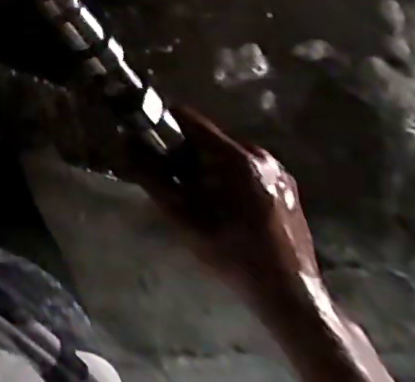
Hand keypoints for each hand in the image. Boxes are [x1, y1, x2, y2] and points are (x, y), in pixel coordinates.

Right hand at [146, 106, 319, 303]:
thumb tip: (125, 145)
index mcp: (234, 156)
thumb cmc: (231, 254)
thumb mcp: (182, 216)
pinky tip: (228, 209)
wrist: (289, 295)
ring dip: (209, 166)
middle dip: (187, 153)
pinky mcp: (287, 186)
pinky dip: (231, 178)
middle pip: (208, 137)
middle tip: (175, 181)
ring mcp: (277, 170)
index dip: (163, 125)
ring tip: (202, 199)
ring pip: (228, 153)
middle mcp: (259, 154)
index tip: (148, 140)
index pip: (188, 118)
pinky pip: (247, 168)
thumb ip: (150, 176)